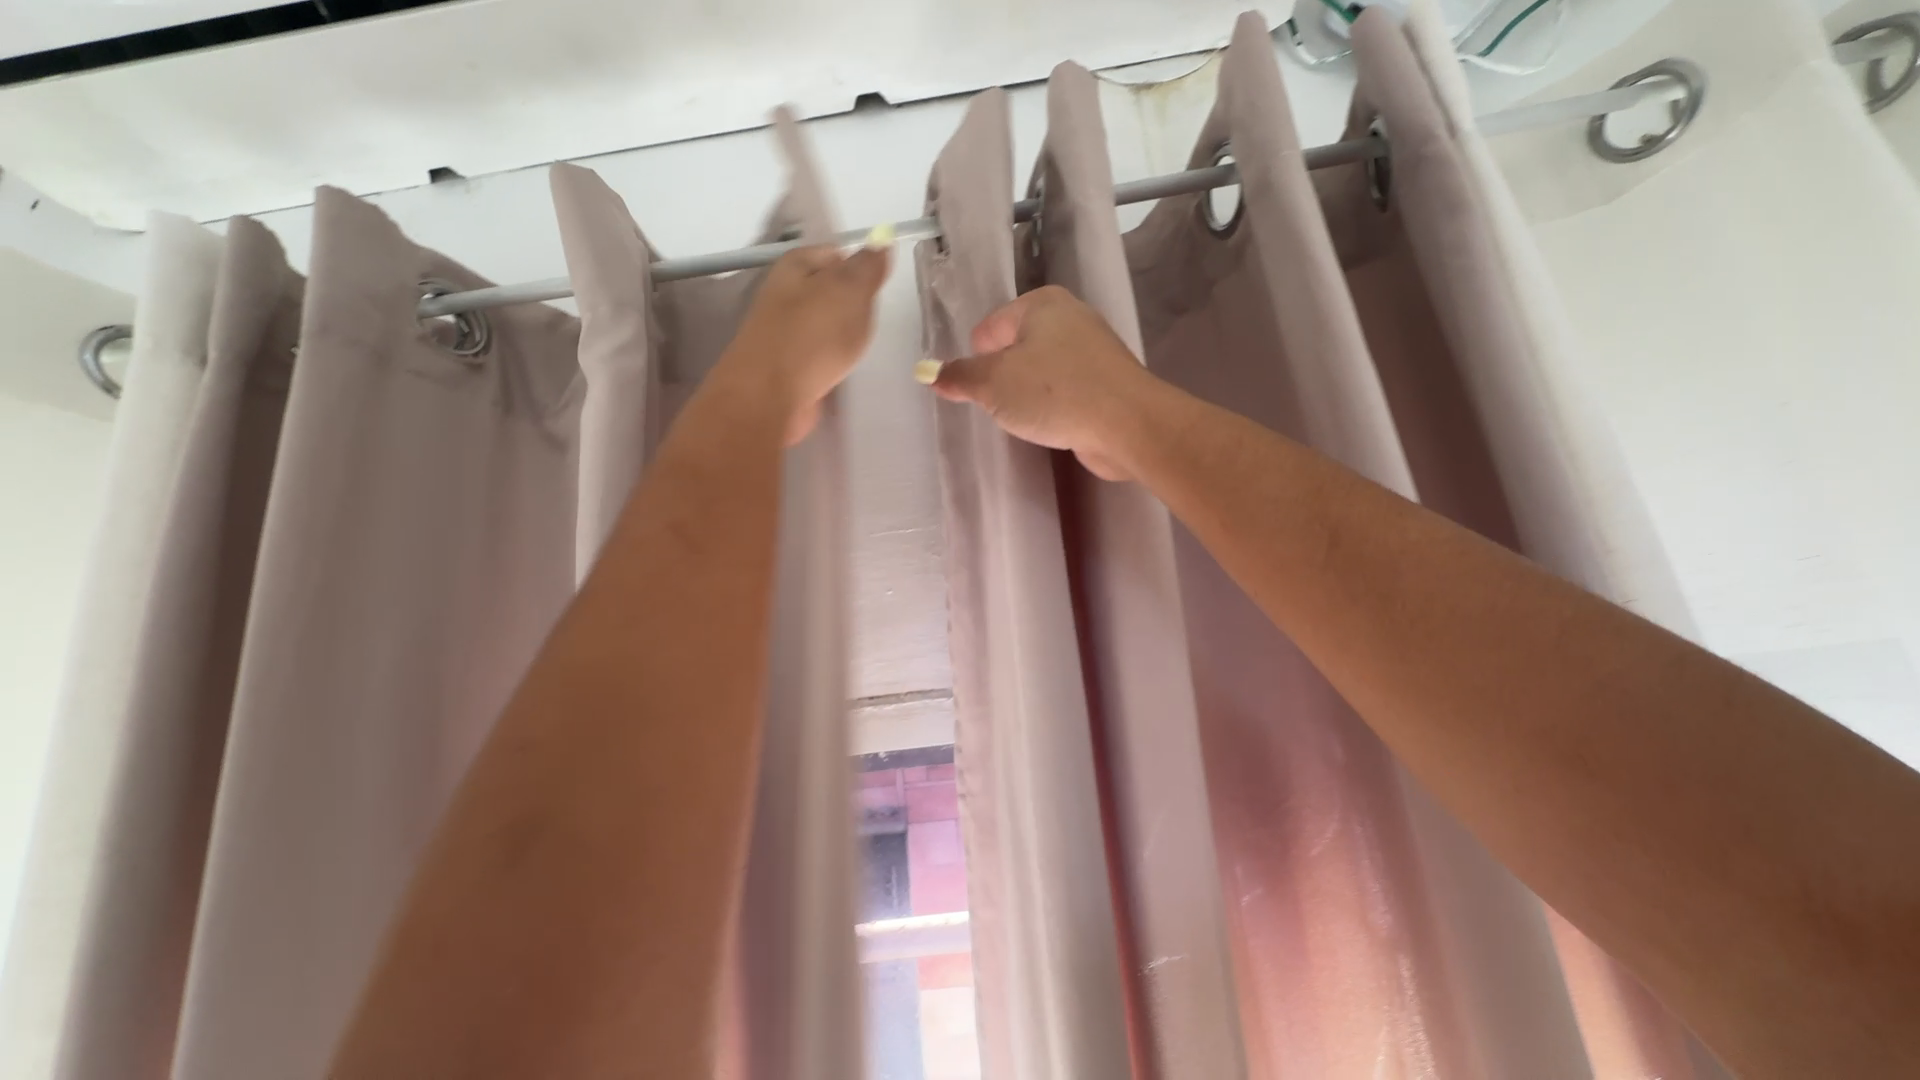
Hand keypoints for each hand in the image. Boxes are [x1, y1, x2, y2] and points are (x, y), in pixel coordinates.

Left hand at [722, 240, 890, 443]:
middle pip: (829, 290)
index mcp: (794, 266)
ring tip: (855, 347)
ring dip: (842, 335)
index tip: (876, 289)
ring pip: (824, 324)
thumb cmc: (812, 336)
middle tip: (868, 321)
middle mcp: (783, 293)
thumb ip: (868, 266)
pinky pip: (817, 353)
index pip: (835, 254)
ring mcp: (782, 330)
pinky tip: (839, 369)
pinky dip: (830, 359)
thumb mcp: (849, 291)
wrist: (769, 396)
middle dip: (853, 305)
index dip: (860, 268)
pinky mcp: (784, 364)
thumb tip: (881, 240)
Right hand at [929, 285, 1160, 481]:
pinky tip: (1057, 425)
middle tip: (1007, 407)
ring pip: (1042, 371)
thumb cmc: (1054, 393)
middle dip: (1005, 379)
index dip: (978, 362)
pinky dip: (1057, 406)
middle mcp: (1070, 316)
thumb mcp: (994, 384)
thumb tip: (925, 371)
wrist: (1128, 424)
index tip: (985, 392)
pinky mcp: (1107, 381)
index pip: (987, 330)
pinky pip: (1067, 390)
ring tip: (1033, 419)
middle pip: (1015, 349)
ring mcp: (1093, 349)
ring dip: (1031, 395)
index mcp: (1041, 303)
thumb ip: (958, 377)